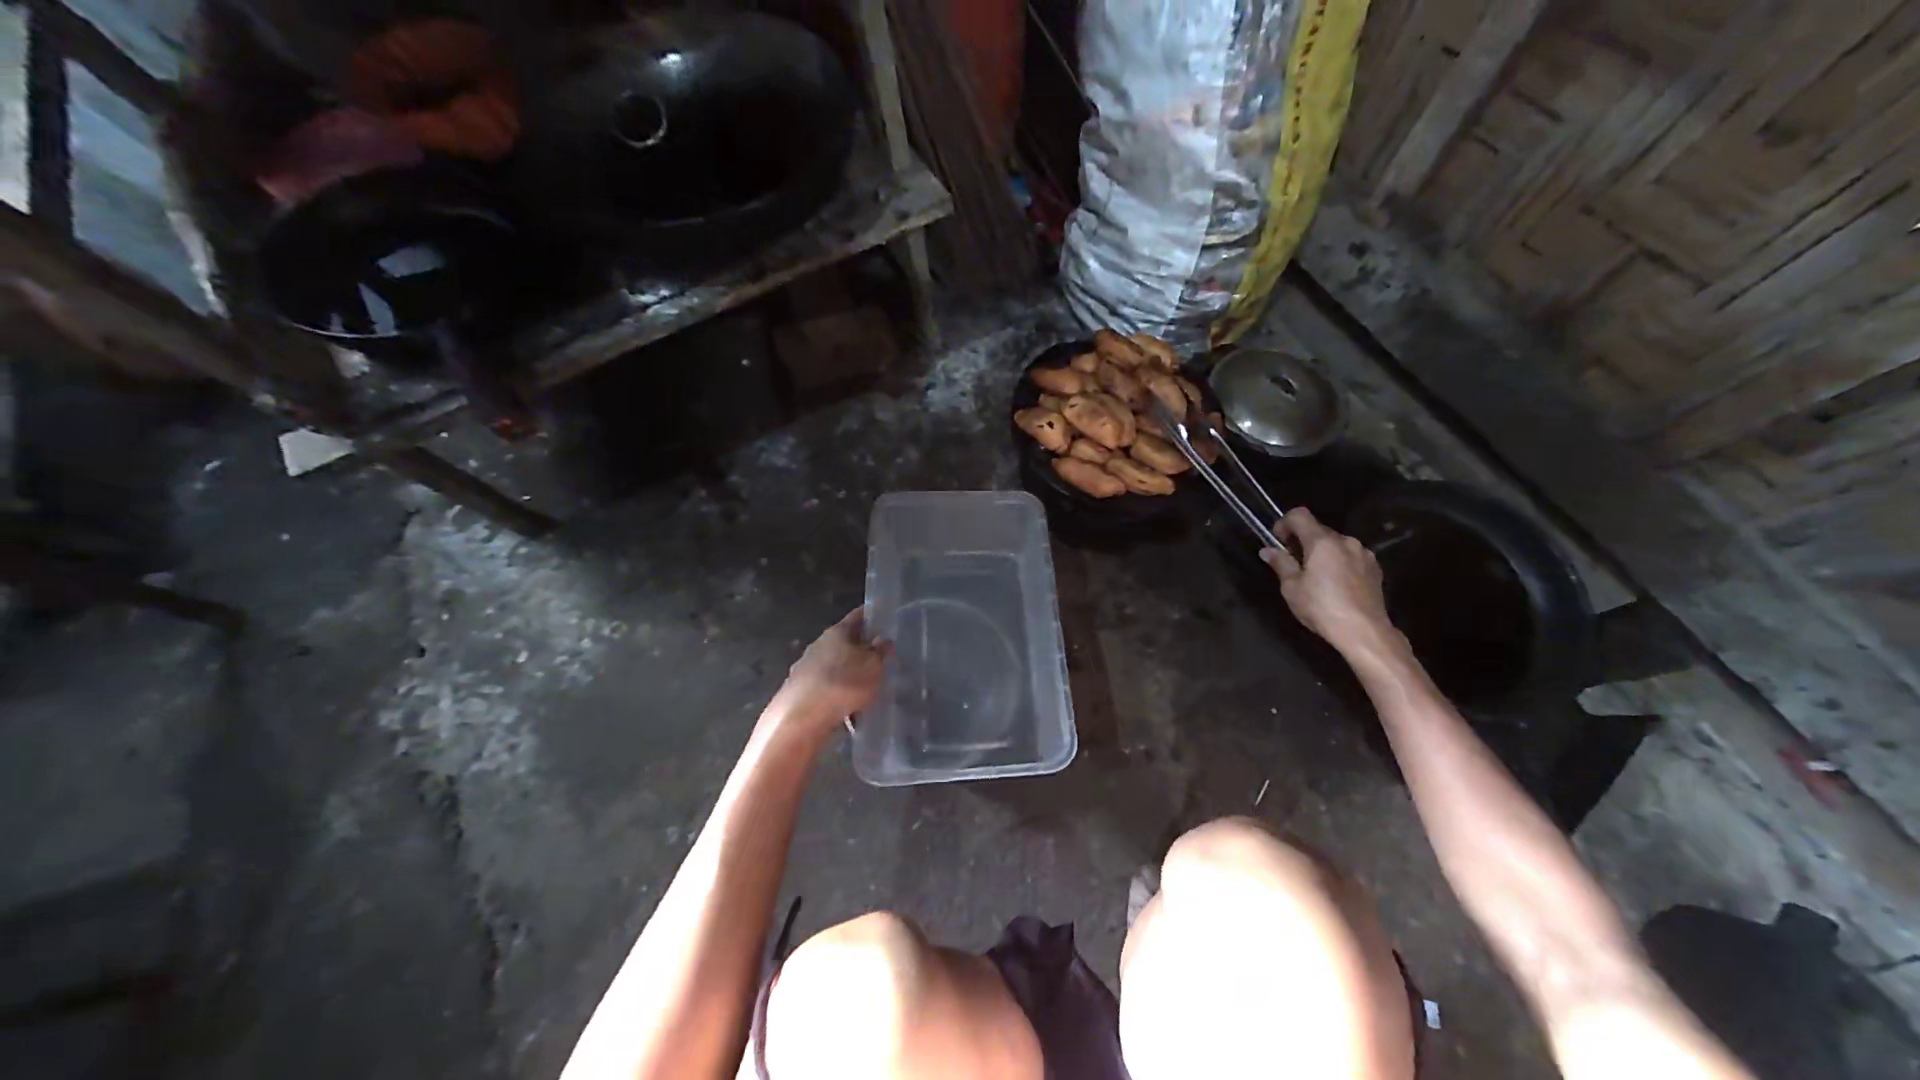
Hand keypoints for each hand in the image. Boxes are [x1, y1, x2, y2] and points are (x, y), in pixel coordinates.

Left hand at [773, 608, 890, 735]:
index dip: (872, 616)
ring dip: (847, 674)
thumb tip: (882, 639)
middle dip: (860, 649)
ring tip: (865, 689)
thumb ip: (880, 652)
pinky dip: (836, 694)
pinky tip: (847, 710)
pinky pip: (824, 689)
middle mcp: (817, 645)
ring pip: (833, 666)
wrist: (799, 720)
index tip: (884, 618)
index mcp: (836, 632)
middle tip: (879, 658)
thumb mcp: (873, 667)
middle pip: (843, 642)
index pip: (857, 616)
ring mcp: (804, 669)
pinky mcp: (797, 693)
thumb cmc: (842, 685)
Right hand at [1260, 508, 1402, 660]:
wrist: (1364, 631)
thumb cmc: (1322, 607)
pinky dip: (1339, 563)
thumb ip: (1281, 564)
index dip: (1284, 523)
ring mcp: (1363, 554)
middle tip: (1293, 564)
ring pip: (1336, 545)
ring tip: (1316, 578)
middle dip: (1302, 541)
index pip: (1299, 515)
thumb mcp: (1292, 588)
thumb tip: (1268, 550)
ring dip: (1322, 553)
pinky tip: (1336, 585)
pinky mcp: (1374, 568)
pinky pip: (1350, 557)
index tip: (1278, 541)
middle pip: (1318, 530)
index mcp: (1322, 542)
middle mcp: (1345, 541)